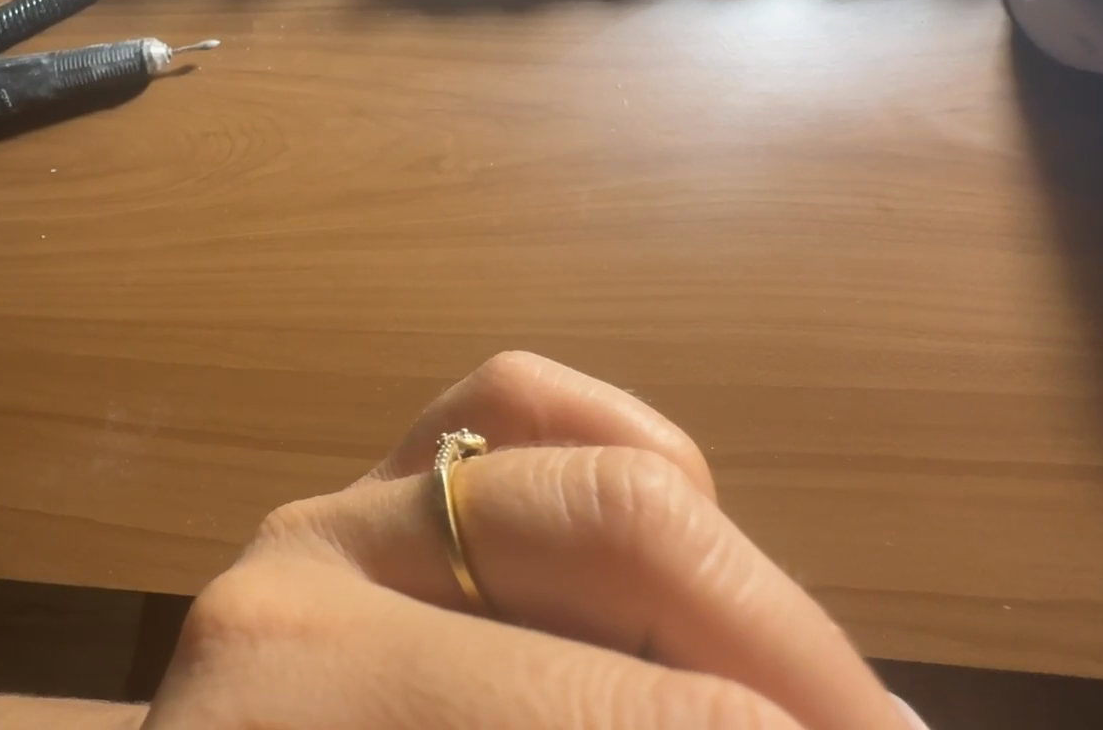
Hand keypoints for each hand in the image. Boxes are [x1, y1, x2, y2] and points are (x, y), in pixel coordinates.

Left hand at [142, 351, 911, 729]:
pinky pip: (501, 404)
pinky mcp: (360, 485)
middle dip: (797, 659)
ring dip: (723, 564)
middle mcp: (314, 561)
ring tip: (798, 692)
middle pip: (619, 525)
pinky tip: (678, 537)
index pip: (636, 714)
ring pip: (564, 437)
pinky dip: (615, 446)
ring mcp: (336, 503)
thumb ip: (603, 726)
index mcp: (304, 698)